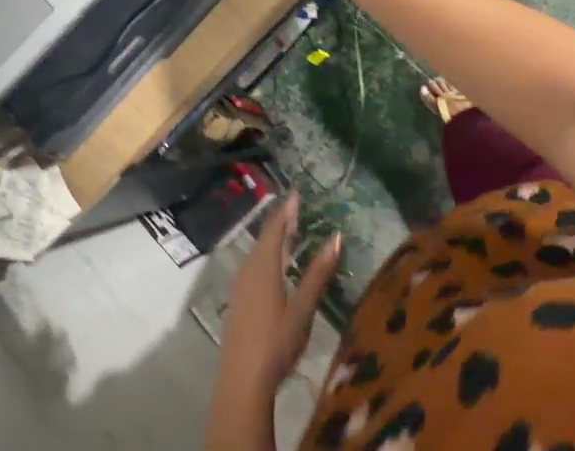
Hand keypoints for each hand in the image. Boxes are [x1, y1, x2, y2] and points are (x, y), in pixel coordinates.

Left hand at [216, 193, 343, 396]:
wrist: (241, 382)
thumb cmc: (276, 343)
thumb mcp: (303, 308)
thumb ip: (318, 273)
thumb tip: (336, 237)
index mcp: (264, 268)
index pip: (276, 229)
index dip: (287, 210)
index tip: (296, 192)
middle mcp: (249, 271)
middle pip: (263, 238)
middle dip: (279, 221)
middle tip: (294, 206)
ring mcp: (240, 288)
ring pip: (256, 253)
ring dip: (272, 238)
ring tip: (287, 229)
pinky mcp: (239, 303)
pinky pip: (253, 266)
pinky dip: (265, 254)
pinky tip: (273, 264)